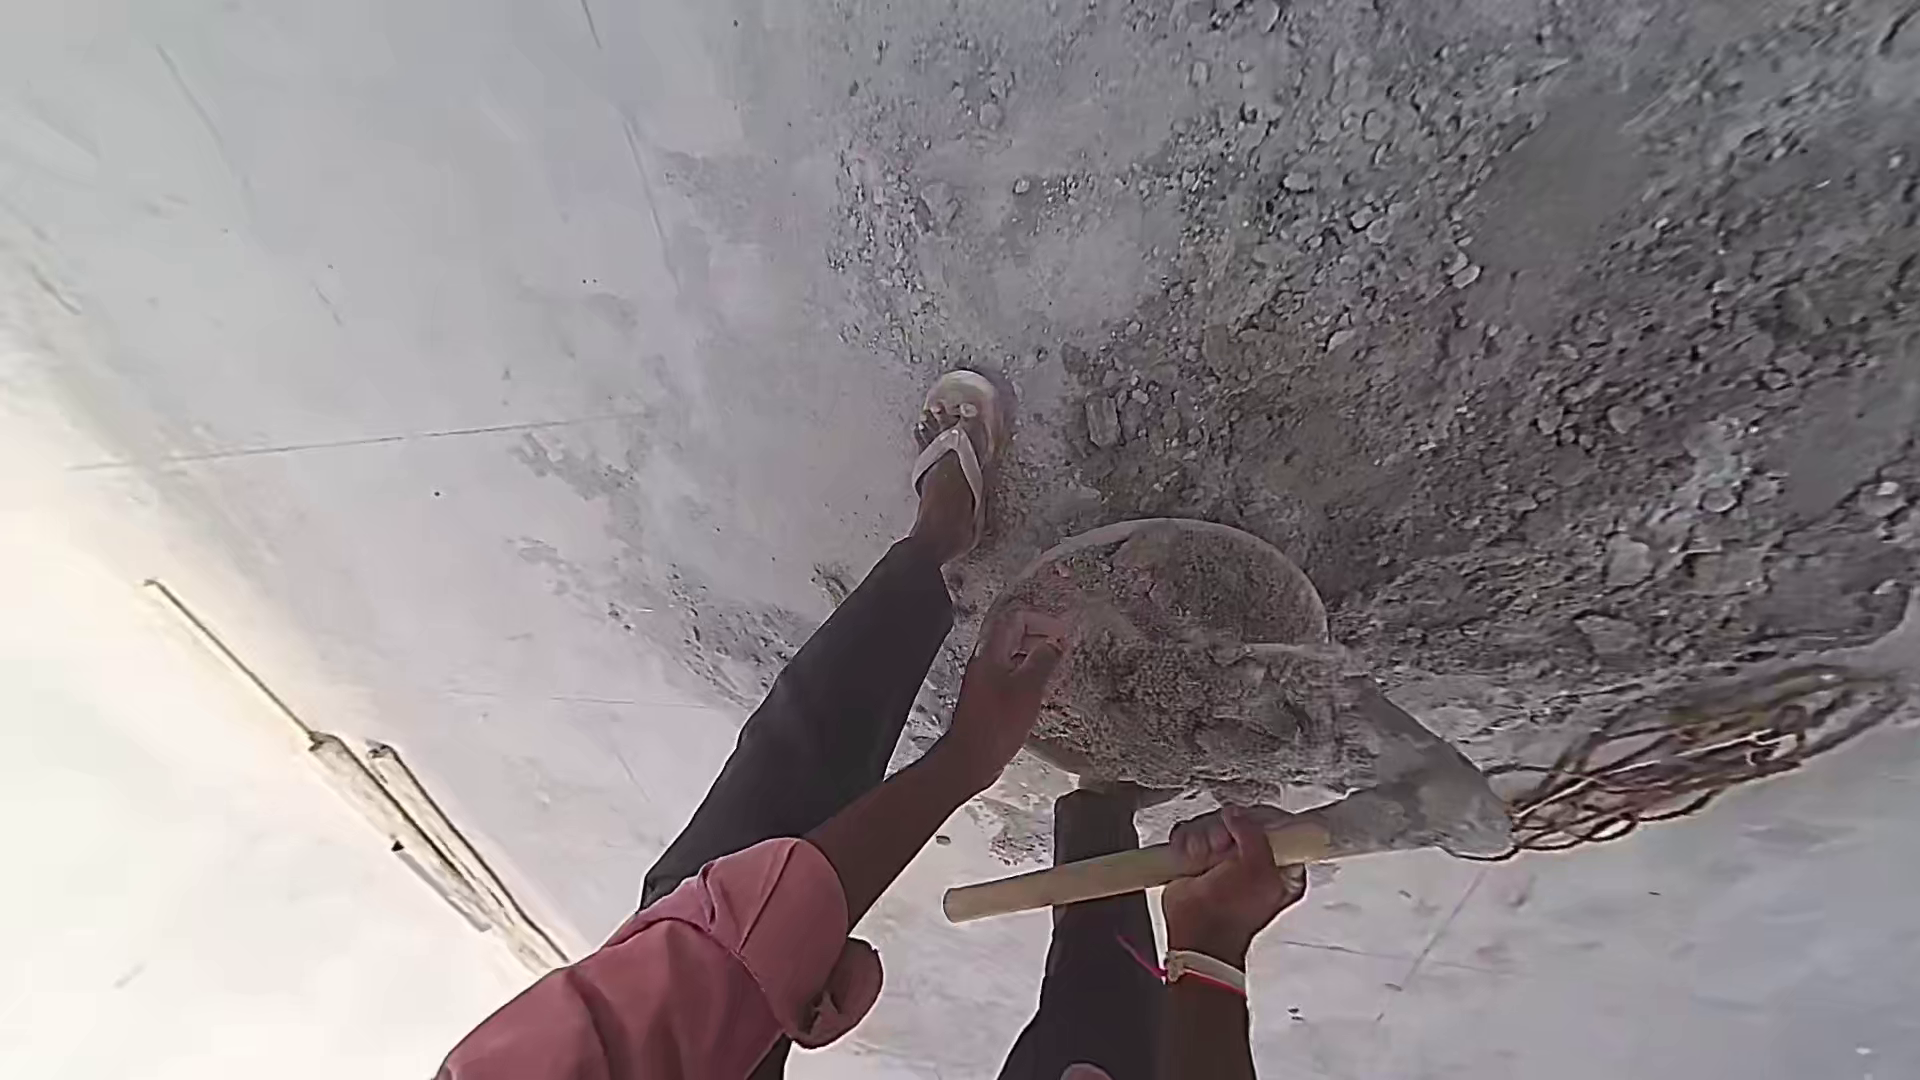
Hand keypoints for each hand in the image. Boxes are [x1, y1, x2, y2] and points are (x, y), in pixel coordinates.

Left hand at [939, 608, 1072, 789]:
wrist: (972, 756)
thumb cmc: (997, 723)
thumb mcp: (1028, 687)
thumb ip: (1043, 660)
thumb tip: (1055, 643)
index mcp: (991, 652)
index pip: (1015, 619)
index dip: (1041, 620)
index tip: (1060, 631)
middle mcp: (984, 660)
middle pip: (1011, 632)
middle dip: (1038, 633)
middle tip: (1060, 643)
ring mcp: (984, 678)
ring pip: (1010, 652)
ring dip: (1033, 651)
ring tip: (1054, 662)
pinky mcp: (987, 695)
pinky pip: (1008, 671)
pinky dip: (1026, 670)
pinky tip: (1039, 684)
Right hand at [1163, 805, 1306, 964]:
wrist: (1198, 931)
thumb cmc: (1234, 912)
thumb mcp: (1258, 873)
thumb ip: (1255, 836)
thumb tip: (1237, 814)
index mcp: (1279, 866)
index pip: (1274, 823)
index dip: (1256, 819)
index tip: (1242, 826)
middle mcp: (1252, 858)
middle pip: (1237, 818)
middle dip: (1221, 831)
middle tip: (1219, 849)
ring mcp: (1224, 856)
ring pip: (1210, 822)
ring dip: (1201, 838)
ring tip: (1201, 857)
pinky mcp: (1198, 855)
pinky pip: (1190, 830)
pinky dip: (1185, 840)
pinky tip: (1187, 855)